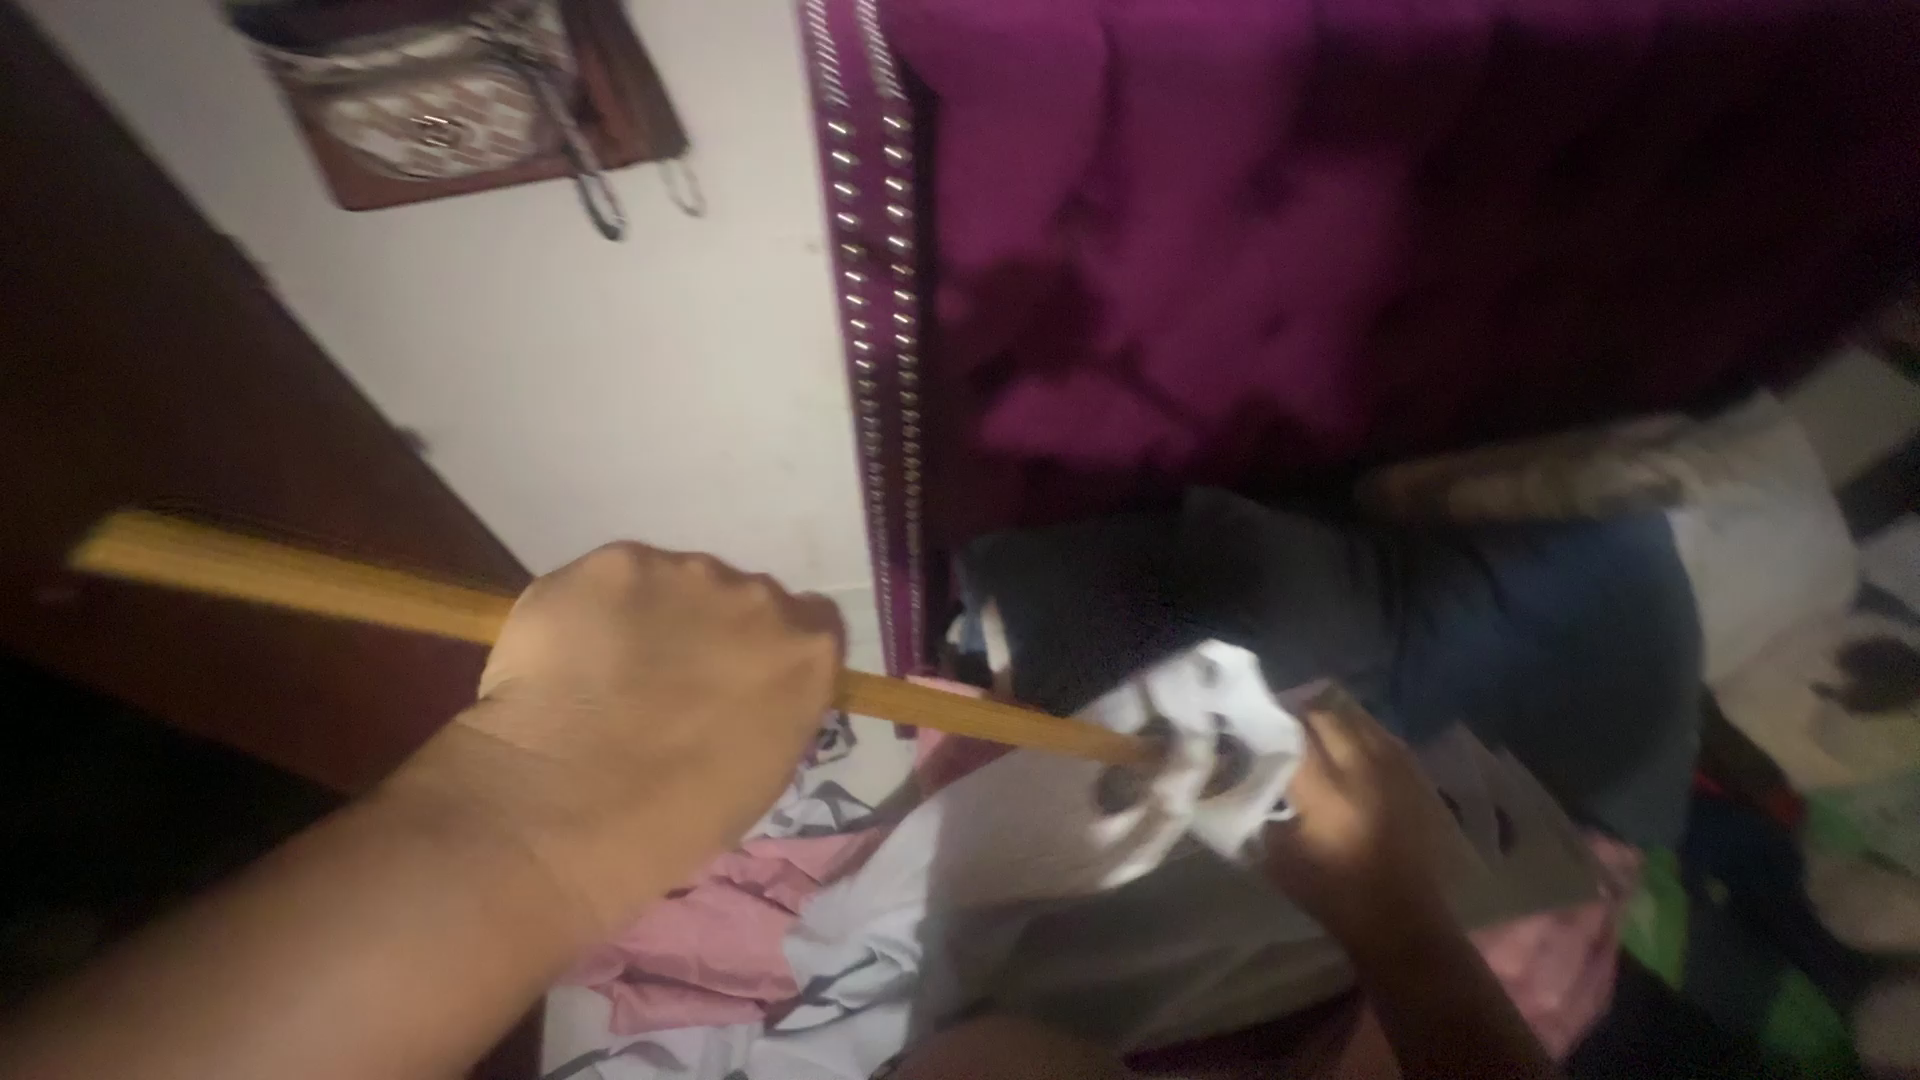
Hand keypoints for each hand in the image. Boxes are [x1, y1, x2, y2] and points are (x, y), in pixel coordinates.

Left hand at [388, 543, 843, 939]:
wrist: (564, 812)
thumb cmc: (680, 818)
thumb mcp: (769, 766)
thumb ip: (777, 702)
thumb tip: (749, 685)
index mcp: (808, 649)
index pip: (812, 622)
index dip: (774, 646)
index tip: (742, 676)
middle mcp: (760, 596)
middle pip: (744, 597)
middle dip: (713, 628)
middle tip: (668, 678)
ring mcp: (688, 571)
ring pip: (678, 582)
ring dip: (657, 614)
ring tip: (608, 669)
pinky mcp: (615, 563)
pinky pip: (616, 579)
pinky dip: (598, 609)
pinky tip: (571, 655)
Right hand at [1262, 699, 1462, 955]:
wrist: (1404, 925)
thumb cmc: (1332, 894)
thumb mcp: (1275, 856)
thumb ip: (1256, 810)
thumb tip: (1238, 778)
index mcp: (1324, 791)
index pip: (1289, 732)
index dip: (1266, 725)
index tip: (1250, 728)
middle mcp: (1362, 771)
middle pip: (1324, 716)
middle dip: (1298, 718)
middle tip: (1281, 731)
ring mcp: (1396, 772)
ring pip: (1358, 719)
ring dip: (1331, 721)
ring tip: (1315, 734)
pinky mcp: (1419, 780)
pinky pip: (1383, 737)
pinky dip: (1361, 734)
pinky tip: (1351, 749)